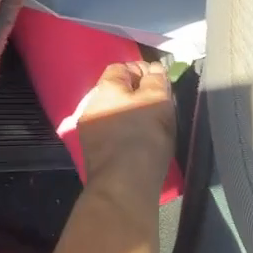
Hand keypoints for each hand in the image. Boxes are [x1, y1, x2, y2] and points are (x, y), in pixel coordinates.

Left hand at [76, 61, 175, 198]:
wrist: (124, 185)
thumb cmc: (143, 136)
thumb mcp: (158, 101)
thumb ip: (157, 80)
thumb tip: (155, 69)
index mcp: (105, 89)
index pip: (122, 67)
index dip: (143, 70)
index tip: (162, 83)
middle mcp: (91, 107)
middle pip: (117, 93)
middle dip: (138, 95)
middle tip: (162, 107)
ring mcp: (90, 133)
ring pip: (115, 115)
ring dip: (132, 117)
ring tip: (154, 129)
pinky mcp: (96, 155)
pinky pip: (114, 136)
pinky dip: (127, 136)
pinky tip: (141, 147)